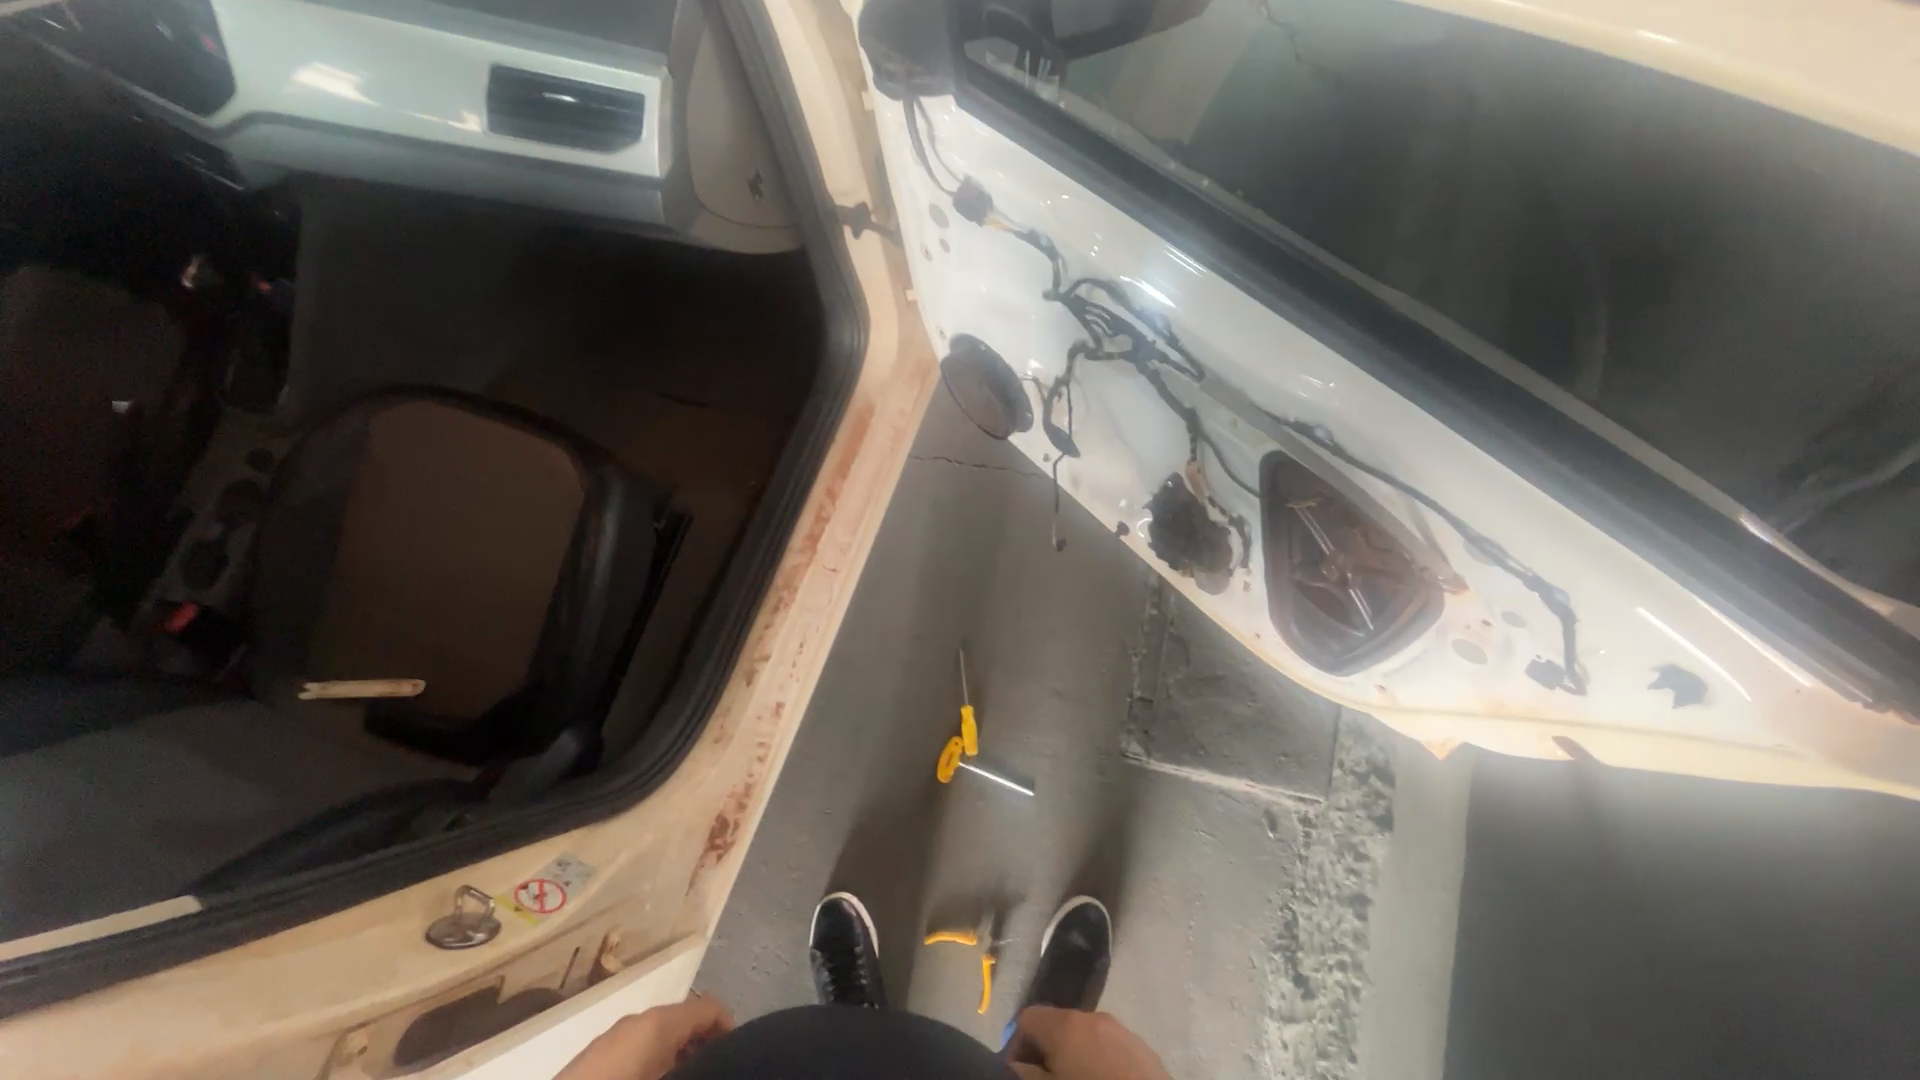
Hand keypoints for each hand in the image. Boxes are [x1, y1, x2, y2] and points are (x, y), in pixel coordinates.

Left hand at [554, 994, 734, 1079]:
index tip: (737, 1061)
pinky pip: (637, 1052)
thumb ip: (694, 1068)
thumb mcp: (668, 1077)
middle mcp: (637, 1021)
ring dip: (680, 1058)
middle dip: (706, 1046)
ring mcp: (611, 1039)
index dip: (731, 1031)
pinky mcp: (593, 1060)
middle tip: (716, 1072)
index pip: (710, 1008)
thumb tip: (715, 1066)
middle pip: (685, 1021)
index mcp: (658, 1023)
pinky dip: (655, 1065)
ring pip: (660, 1038)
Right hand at [1007, 1005, 1170, 1079]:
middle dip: (1046, 1052)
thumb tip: (1016, 1065)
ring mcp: (1121, 1030)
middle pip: (1057, 1025)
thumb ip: (1026, 1075)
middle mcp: (1092, 1016)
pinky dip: (1099, 1063)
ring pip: (1085, 1037)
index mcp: (1065, 1024)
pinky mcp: (1142, 1049)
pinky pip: (1109, 1048)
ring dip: (1074, 1057)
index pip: (1027, 1018)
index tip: (1016, 1073)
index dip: (1016, 1045)